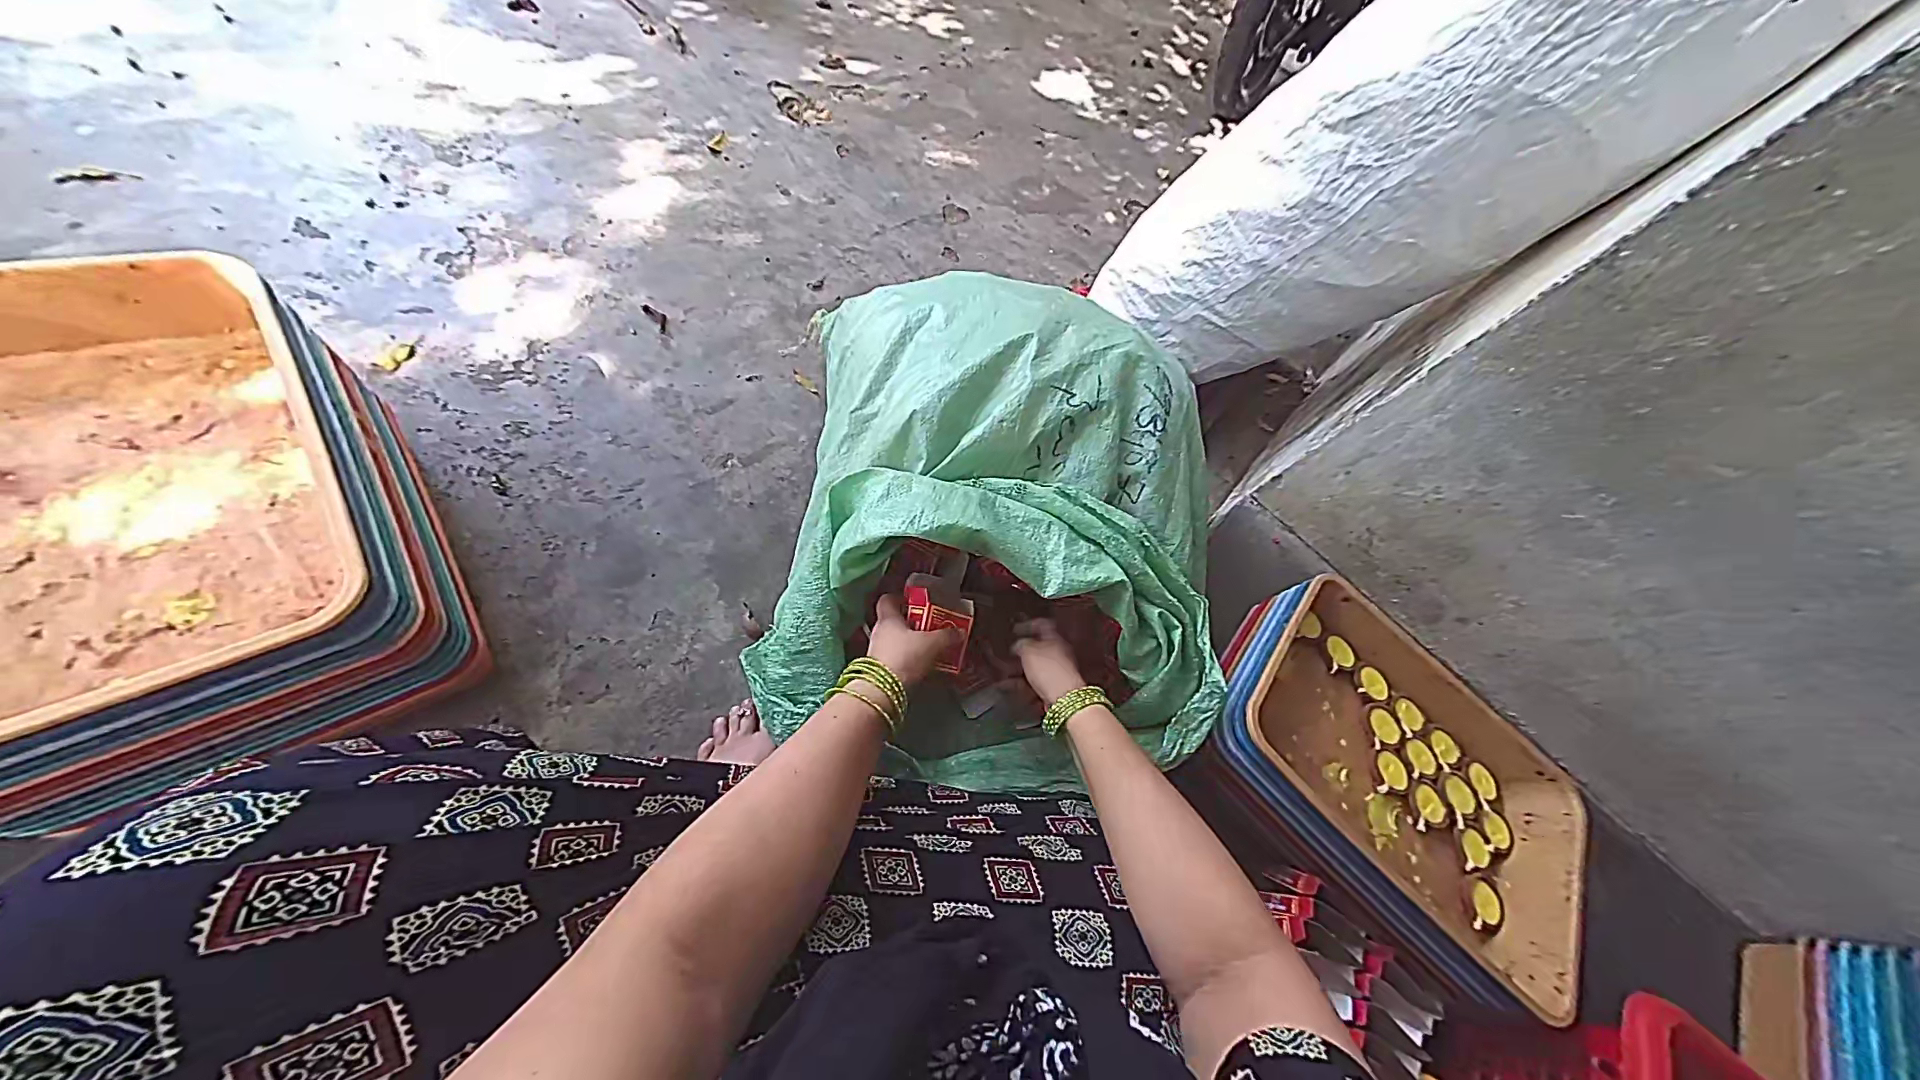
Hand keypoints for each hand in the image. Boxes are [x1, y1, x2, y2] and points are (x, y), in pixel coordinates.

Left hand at [865, 593, 959, 688]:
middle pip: (896, 622)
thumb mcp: (933, 643)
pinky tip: (926, 666)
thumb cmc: (905, 657)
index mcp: (888, 618)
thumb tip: (959, 631)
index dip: (902, 598)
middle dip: (915, 623)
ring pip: (897, 641)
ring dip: (913, 643)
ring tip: (933, 648)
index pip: (888, 599)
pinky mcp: (881, 671)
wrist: (884, 691)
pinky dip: (911, 660)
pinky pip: (898, 659)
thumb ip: (947, 635)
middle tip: (933, 626)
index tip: (917, 601)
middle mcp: (879, 633)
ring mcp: (878, 653)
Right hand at [1011, 618, 1086, 705]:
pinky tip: (1015, 683)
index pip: (1042, 625)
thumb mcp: (1028, 651)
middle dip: (1025, 648)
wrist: (1064, 697)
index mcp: (1055, 638)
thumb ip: (1021, 644)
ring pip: (1038, 663)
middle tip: (1011, 650)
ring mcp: (1059, 668)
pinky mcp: (1056, 684)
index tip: (1016, 628)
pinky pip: (1038, 677)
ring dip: (1024, 665)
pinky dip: (1026, 679)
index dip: (1028, 625)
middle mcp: (1060, 651)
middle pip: (1041, 645)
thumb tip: (1019, 644)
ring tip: (1009, 669)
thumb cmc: (1047, 669)